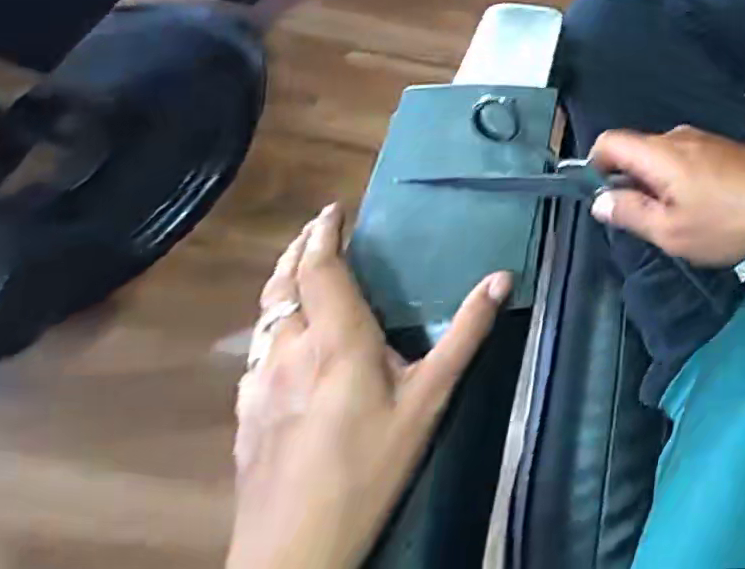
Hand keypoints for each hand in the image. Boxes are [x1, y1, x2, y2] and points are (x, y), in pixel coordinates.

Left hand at [228, 202, 510, 568]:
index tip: (333, 209)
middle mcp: (290, 349)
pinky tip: (284, 339)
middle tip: (317, 229)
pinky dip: (272, 321)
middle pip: (284, 284)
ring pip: (265, 315)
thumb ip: (464, 335)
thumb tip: (500, 278)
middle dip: (299, 249)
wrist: (293, 552)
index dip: (323, 234)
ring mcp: (258, 381)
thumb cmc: (370, 468)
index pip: (320, 269)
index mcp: (337, 339)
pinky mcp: (244, 411)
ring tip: (300, 268)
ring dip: (282, 282)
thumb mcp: (429, 400)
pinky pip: (256, 348)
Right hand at [587, 126, 744, 265]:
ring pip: (663, 158)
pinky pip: (687, 160)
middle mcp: (678, 136)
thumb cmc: (729, 221)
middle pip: (636, 151)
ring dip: (660, 185)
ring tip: (682, 220)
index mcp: (658, 151)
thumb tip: (600, 200)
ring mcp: (705, 139)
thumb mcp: (671, 231)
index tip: (604, 199)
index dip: (594, 166)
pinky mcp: (724, 148)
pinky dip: (683, 181)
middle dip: (631, 183)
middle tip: (648, 222)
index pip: (608, 141)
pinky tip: (707, 209)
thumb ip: (630, 213)